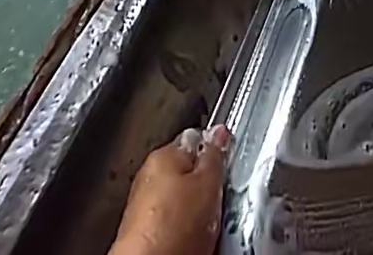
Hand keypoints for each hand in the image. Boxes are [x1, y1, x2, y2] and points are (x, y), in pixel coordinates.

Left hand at [110, 124, 231, 254]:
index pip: (196, 141)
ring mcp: (145, 210)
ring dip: (197, 211)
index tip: (227, 164)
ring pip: (184, 202)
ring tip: (207, 224)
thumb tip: (219, 132)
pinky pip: (175, 224)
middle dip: (206, 186)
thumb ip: (215, 155)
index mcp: (162, 155)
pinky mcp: (146, 237)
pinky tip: (193, 240)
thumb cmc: (173, 227)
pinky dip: (186, 231)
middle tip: (219, 199)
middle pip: (189, 174)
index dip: (215, 152)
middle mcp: (149, 178)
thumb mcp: (208, 183)